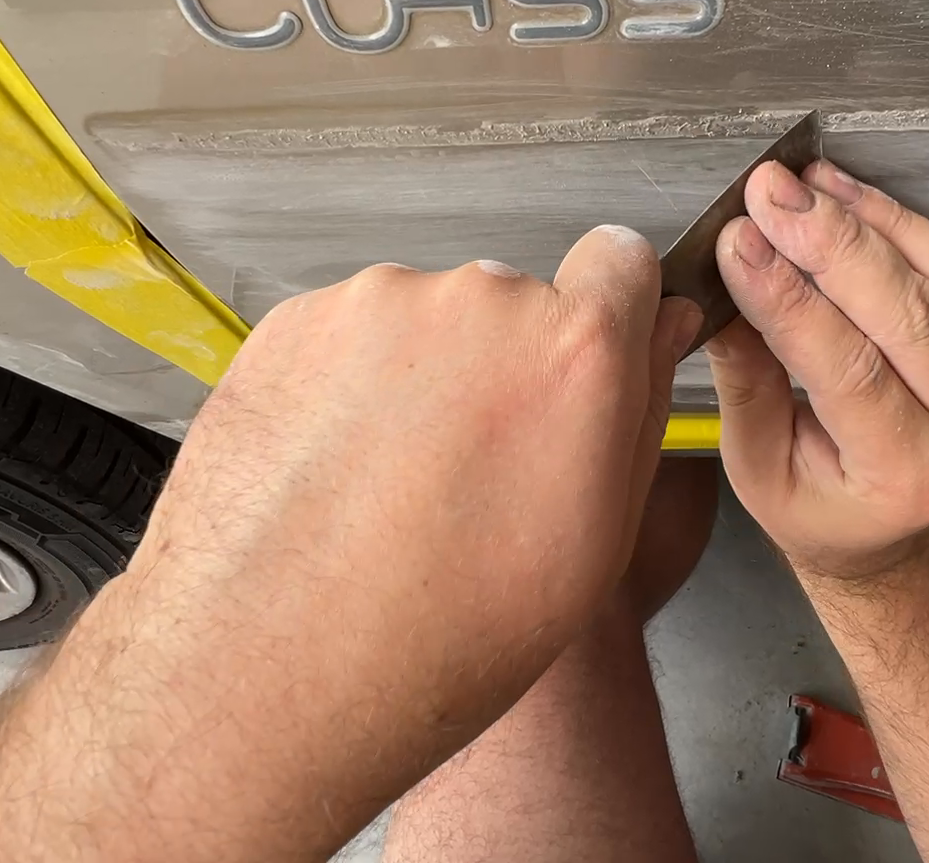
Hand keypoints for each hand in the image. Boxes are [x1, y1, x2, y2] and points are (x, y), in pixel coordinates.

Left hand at [95, 227, 701, 827]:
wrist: (270, 670)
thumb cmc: (443, 630)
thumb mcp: (598, 535)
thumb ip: (641, 404)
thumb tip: (659, 327)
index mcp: (574, 351)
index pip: (619, 258)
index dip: (613, 302)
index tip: (592, 340)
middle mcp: (482, 301)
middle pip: (521, 298)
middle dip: (513, 358)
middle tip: (477, 456)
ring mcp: (380, 302)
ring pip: (436, 317)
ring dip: (432, 370)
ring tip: (399, 472)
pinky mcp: (301, 318)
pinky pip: (359, 328)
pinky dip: (359, 377)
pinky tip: (346, 459)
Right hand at [706, 159, 928, 580]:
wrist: (881, 534)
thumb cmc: (811, 508)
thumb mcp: (755, 467)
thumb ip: (746, 384)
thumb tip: (723, 295)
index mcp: (903, 473)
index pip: (845, 367)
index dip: (787, 295)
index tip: (736, 238)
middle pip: (909, 312)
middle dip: (832, 239)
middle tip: (769, 189)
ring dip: (882, 220)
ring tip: (814, 183)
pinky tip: (877, 209)